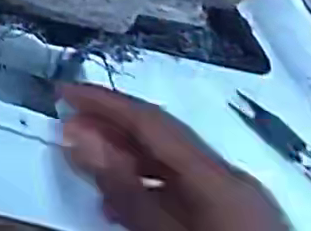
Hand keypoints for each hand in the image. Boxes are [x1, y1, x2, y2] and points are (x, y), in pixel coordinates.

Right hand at [59, 84, 286, 230]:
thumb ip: (122, 186)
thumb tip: (78, 135)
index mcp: (220, 179)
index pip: (150, 120)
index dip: (102, 101)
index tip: (63, 93)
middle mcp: (236, 184)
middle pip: (163, 139)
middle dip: (111, 129)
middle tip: (69, 128)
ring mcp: (247, 209)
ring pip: (175, 166)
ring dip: (128, 159)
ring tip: (90, 168)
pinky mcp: (246, 229)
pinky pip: (189, 191)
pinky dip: (151, 187)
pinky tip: (127, 205)